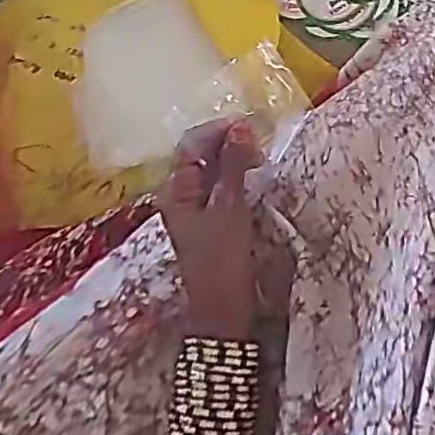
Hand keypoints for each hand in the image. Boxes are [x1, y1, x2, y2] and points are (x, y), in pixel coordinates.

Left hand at [160, 118, 262, 336]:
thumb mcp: (230, 206)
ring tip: (259, 156)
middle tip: (259, 141)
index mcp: (175, 189)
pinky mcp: (209, 215)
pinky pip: (219, 181)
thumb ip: (233, 165)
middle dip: (228, 140)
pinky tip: (253, 172)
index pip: (192, 143)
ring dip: (234, 155)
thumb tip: (240, 127)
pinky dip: (236, 171)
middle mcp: (180, 193)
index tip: (250, 126)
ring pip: (212, 166)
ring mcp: (194, 204)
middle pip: (200, 152)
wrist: (222, 307)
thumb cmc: (221, 256)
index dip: (219, 130)